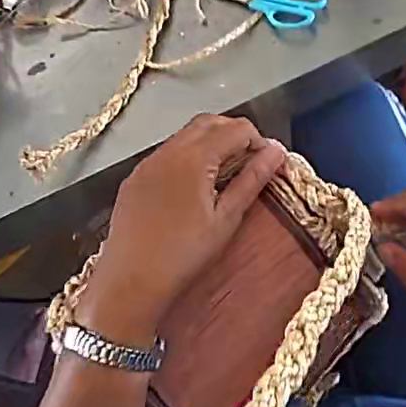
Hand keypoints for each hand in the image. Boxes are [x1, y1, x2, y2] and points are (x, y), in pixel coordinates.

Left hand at [80, 115, 286, 345]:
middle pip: (210, 122)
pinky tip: (194, 186)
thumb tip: (277, 153)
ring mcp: (147, 163)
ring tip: (226, 174)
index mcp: (194, 156)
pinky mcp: (135, 178)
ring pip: (186, 134)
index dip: (259, 140)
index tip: (269, 163)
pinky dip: (188, 156)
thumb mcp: (226, 218)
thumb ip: (252, 179)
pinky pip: (167, 153)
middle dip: (235, 133)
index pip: (236, 128)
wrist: (128, 284)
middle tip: (251, 162)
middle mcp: (168, 150)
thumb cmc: (183, 255)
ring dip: (211, 142)